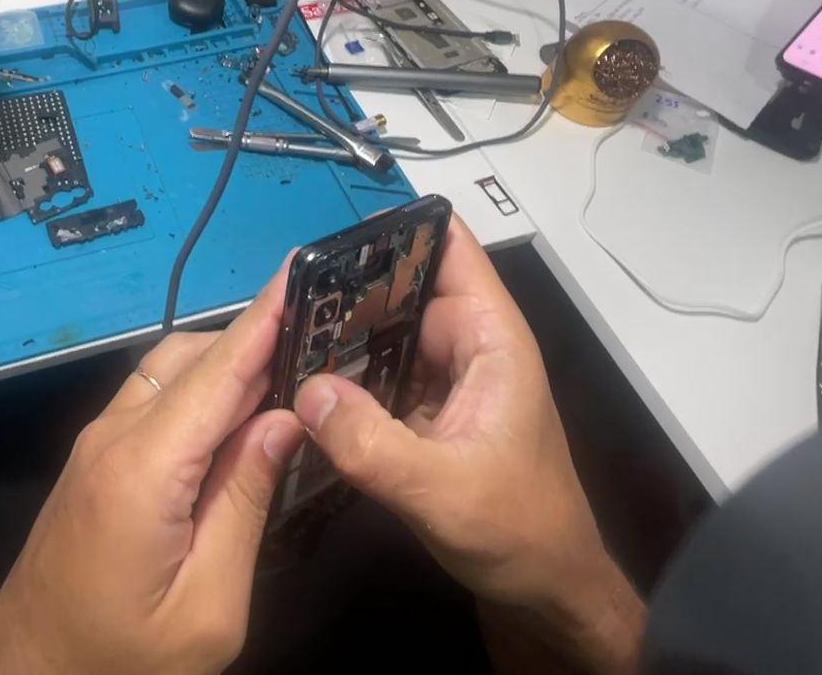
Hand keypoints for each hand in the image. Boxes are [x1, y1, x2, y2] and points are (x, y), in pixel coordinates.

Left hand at [0, 266, 305, 674]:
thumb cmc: (122, 660)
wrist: (30, 673)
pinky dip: (198, 388)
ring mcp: (98, 440)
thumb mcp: (206, 607)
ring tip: (285, 371)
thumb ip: (244, 503)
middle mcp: (115, 434)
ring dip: (225, 362)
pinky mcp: (96, 454)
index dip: (261, 319)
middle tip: (315, 337)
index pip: (216, 374)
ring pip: (169, 370)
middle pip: (191, 359)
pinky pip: (153, 397)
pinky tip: (233, 411)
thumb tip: (282, 421)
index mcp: (144, 467)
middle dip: (252, 339)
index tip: (296, 272)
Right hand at [293, 213, 644, 671]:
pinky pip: (371, 365)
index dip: (399, 226)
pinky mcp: (417, 402)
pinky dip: (339, 365)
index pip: (449, 249)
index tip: (334, 234)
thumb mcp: (445, 493)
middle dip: (347, 281)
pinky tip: (299, 369)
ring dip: (336, 325)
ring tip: (278, 326)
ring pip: (380, 325)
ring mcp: (437, 372)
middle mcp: (461, 342)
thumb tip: (306, 391)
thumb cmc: (520, 534)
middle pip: (400, 283)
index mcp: (488, 338)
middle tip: (283, 292)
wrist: (543, 595)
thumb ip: (373, 445)